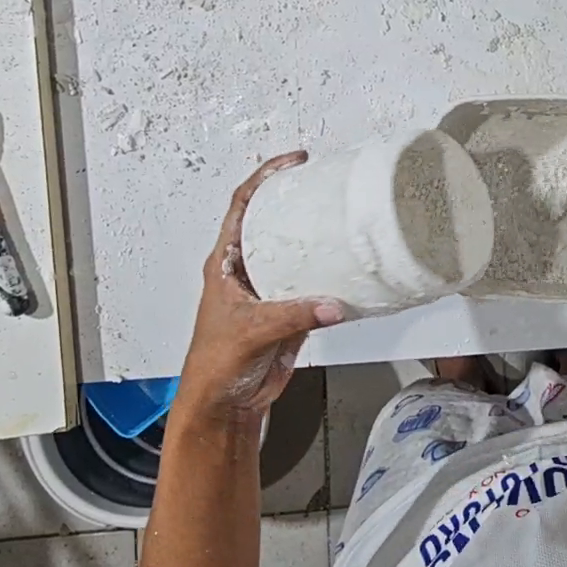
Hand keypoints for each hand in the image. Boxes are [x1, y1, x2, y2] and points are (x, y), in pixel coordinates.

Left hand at [177, 152, 344, 420]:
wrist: (226, 403)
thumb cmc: (215, 365)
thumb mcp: (250, 332)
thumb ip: (293, 315)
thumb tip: (333, 303)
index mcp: (226, 263)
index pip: (242, 205)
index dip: (265, 178)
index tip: (293, 163)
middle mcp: (249, 269)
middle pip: (273, 221)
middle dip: (297, 198)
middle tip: (325, 182)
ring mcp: (271, 288)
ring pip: (298, 251)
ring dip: (318, 237)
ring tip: (345, 219)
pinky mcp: (292, 310)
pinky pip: (317, 284)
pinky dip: (335, 275)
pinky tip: (352, 269)